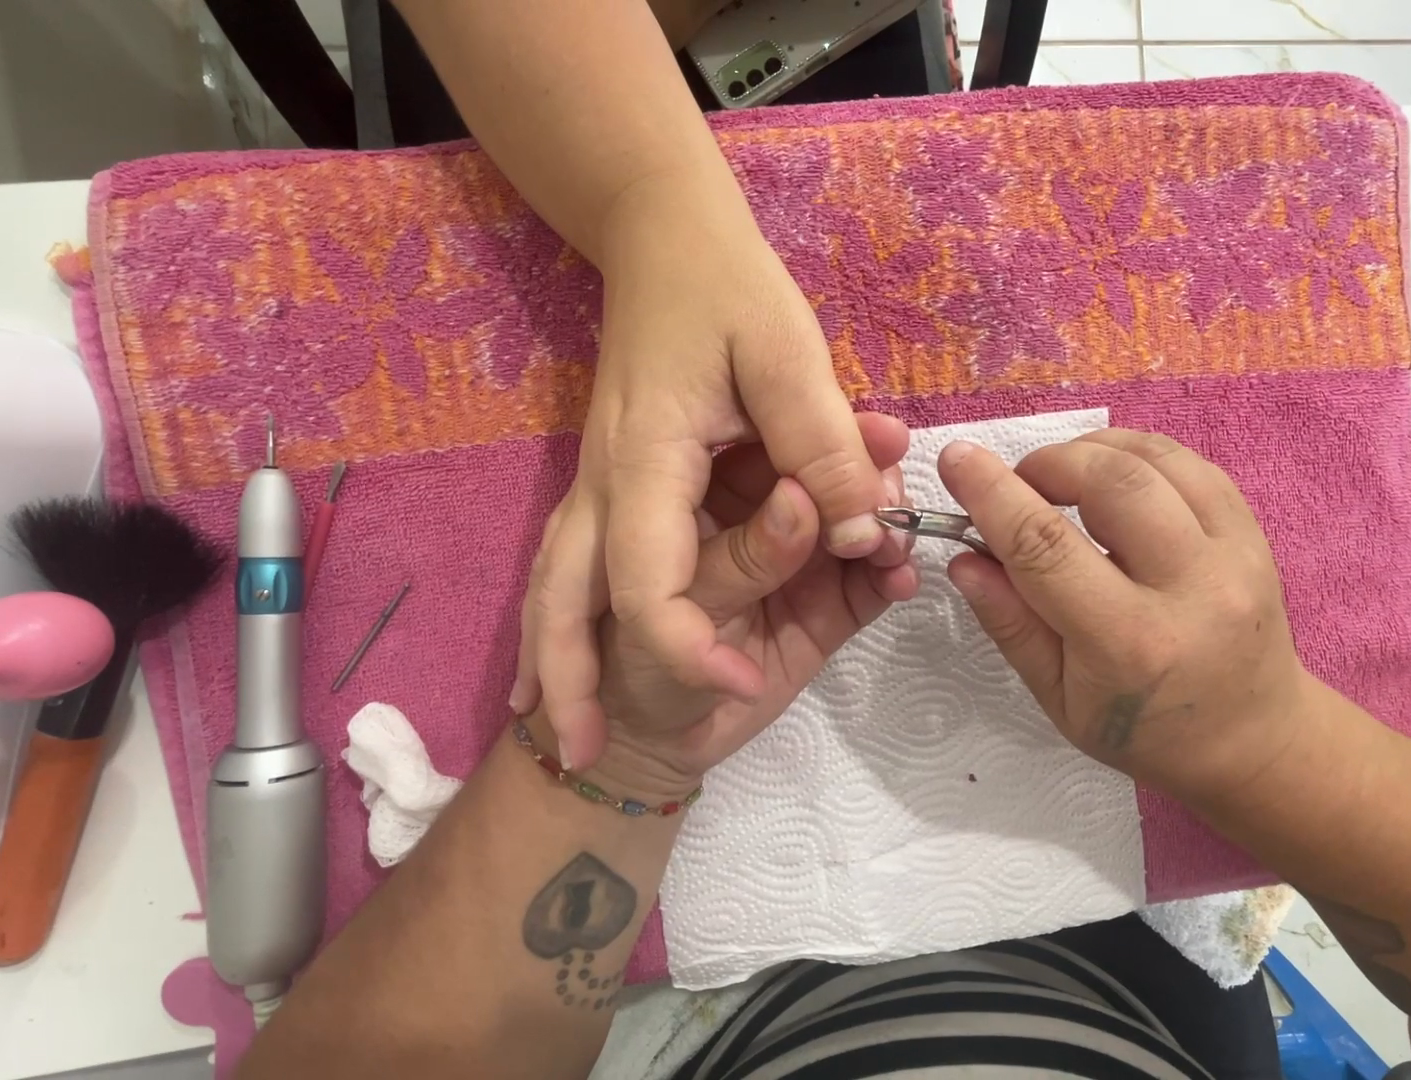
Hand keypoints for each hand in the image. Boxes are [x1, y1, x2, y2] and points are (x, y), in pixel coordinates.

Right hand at [512, 208, 889, 771]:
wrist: (663, 239)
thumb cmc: (729, 291)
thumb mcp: (788, 358)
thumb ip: (822, 448)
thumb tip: (864, 534)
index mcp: (647, 461)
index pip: (647, 578)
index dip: (688, 644)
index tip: (739, 685)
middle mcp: (606, 482)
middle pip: (564, 592)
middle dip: (572, 678)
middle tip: (586, 752)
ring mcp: (597, 479)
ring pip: (551, 578)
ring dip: (549, 655)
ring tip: (556, 725)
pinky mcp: (609, 475)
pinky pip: (566, 556)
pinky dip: (552, 611)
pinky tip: (546, 652)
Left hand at [581, 413, 917, 798]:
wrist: (656, 746)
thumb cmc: (634, 662)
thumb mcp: (682, 600)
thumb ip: (742, 555)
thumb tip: (802, 499)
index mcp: (710, 493)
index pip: (775, 450)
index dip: (825, 439)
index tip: (876, 434)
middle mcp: (762, 518)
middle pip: (826, 484)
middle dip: (867, 481)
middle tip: (897, 482)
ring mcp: (801, 563)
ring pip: (855, 529)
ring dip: (885, 529)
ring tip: (902, 539)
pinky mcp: (830, 608)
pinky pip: (868, 586)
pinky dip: (890, 578)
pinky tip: (904, 578)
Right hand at [937, 429, 1308, 795]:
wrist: (1251, 738)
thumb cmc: (1142, 730)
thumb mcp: (1057, 698)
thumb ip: (1009, 623)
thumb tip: (963, 558)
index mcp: (1129, 643)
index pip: (1046, 548)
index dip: (993, 495)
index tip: (957, 459)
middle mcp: (1191, 588)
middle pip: (1112, 483)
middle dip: (1048, 464)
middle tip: (1020, 484)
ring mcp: (1235, 554)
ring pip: (1155, 459)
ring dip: (1090, 452)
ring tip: (1061, 478)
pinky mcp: (1255, 533)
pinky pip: (1190, 463)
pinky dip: (1135, 454)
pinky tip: (1108, 476)